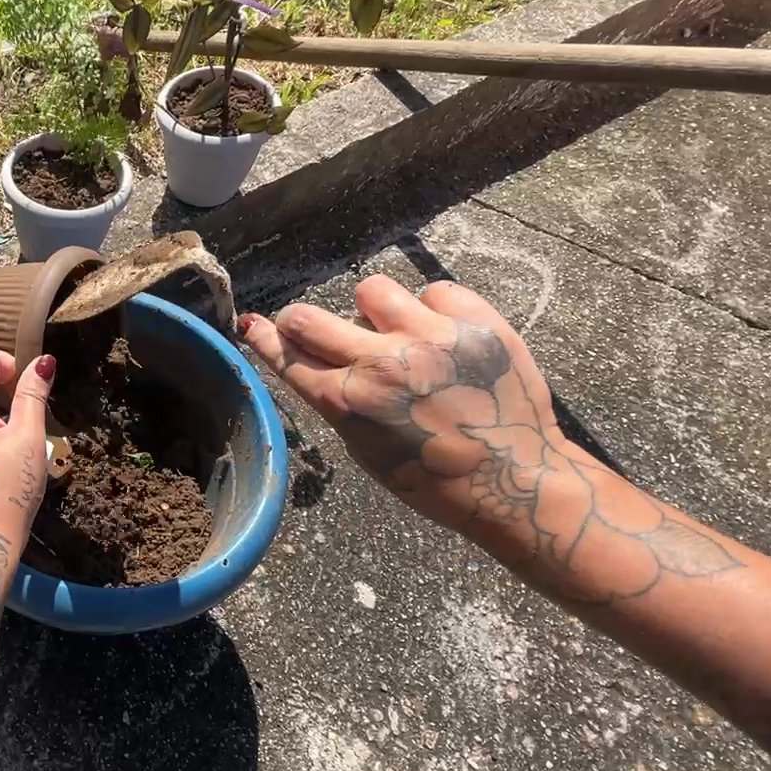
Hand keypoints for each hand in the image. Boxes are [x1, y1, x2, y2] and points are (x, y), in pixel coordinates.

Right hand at [238, 275, 585, 560]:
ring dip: (371, 310)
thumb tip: (314, 360)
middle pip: (308, 318)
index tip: (252, 323)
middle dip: (299, 321)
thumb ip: (336, 401)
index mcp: (346, 403)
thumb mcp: (364, 448)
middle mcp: (380, 364)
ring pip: (370, 289)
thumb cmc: (432, 478)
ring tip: (393, 331)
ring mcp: (430, 339)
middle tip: (314, 330)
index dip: (263, 337)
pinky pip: (435, 290)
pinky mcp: (477, 324)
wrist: (518, 482)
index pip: (286, 356)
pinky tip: (441, 335)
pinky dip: (431, 309)